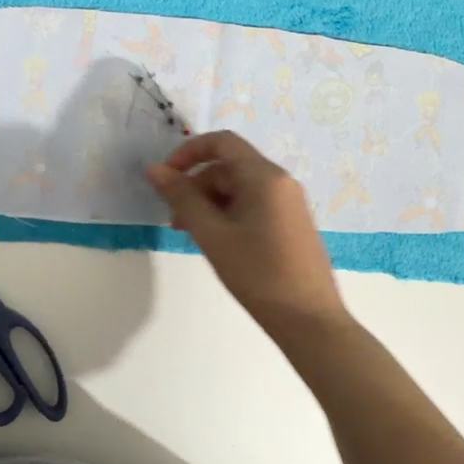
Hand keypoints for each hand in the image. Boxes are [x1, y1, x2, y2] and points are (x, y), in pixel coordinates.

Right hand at [146, 131, 347, 330]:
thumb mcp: (211, 234)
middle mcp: (280, 182)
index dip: (188, 152)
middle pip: (227, 167)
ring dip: (208, 202)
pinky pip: (251, 204)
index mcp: (265, 177)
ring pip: (237, 187)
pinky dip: (226, 213)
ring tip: (192, 235)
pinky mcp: (289, 223)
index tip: (165, 177)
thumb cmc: (258, 273)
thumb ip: (181, 197)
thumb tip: (154, 170)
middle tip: (175, 220)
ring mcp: (288, 203)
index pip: (222, 142)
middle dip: (195, 185)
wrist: (308, 320)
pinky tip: (217, 241)